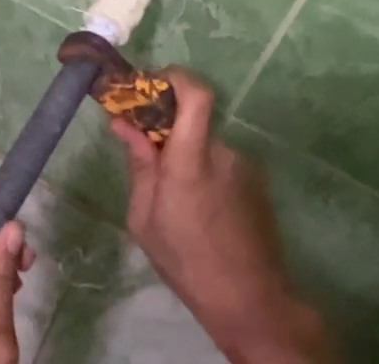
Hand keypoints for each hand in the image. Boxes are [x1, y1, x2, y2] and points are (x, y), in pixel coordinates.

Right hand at [112, 68, 335, 363]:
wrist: (251, 301)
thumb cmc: (187, 260)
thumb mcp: (144, 218)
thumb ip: (138, 164)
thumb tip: (123, 123)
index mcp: (191, 158)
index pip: (195, 93)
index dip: (174, 77)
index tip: (149, 85)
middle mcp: (222, 151)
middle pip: (192, 119)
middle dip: (166, 128)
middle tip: (145, 153)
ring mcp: (243, 165)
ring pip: (204, 143)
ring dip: (186, 156)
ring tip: (174, 198)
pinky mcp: (255, 181)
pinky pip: (220, 162)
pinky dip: (204, 172)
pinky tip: (197, 210)